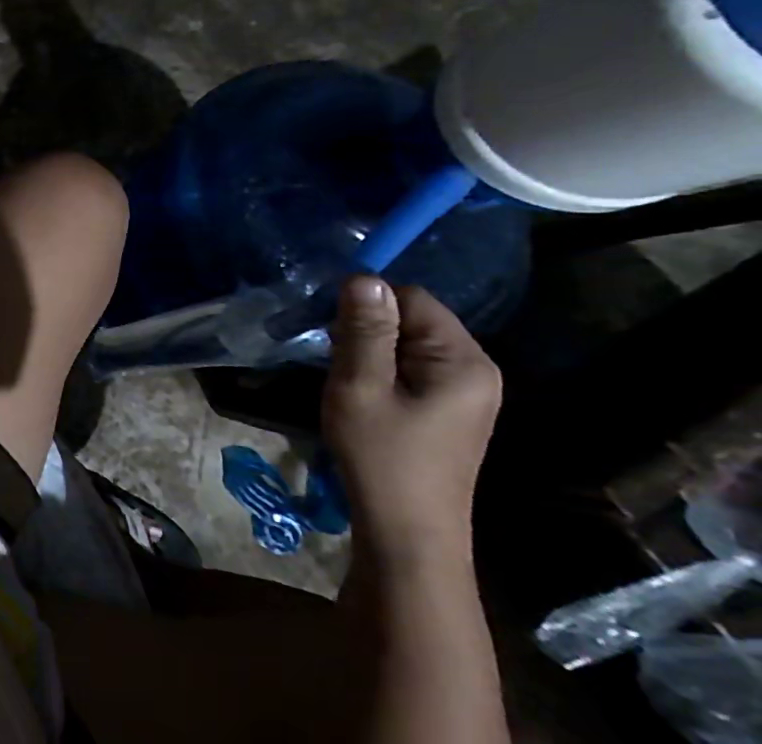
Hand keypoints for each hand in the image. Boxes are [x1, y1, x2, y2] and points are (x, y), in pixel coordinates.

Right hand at [323, 277, 502, 565]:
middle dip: (367, 330)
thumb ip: (363, 331)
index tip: (329, 331)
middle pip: (413, 320)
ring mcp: (466, 393)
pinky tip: (360, 396)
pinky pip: (411, 368)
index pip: (413, 299)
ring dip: (369, 352)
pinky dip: (379, 371)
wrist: (408, 529)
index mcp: (463, 360)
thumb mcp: (360, 388)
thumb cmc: (382, 456)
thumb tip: (362, 277)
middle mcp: (476, 370)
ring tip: (343, 381)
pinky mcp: (450, 410)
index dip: (368, 306)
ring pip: (408, 345)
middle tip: (332, 360)